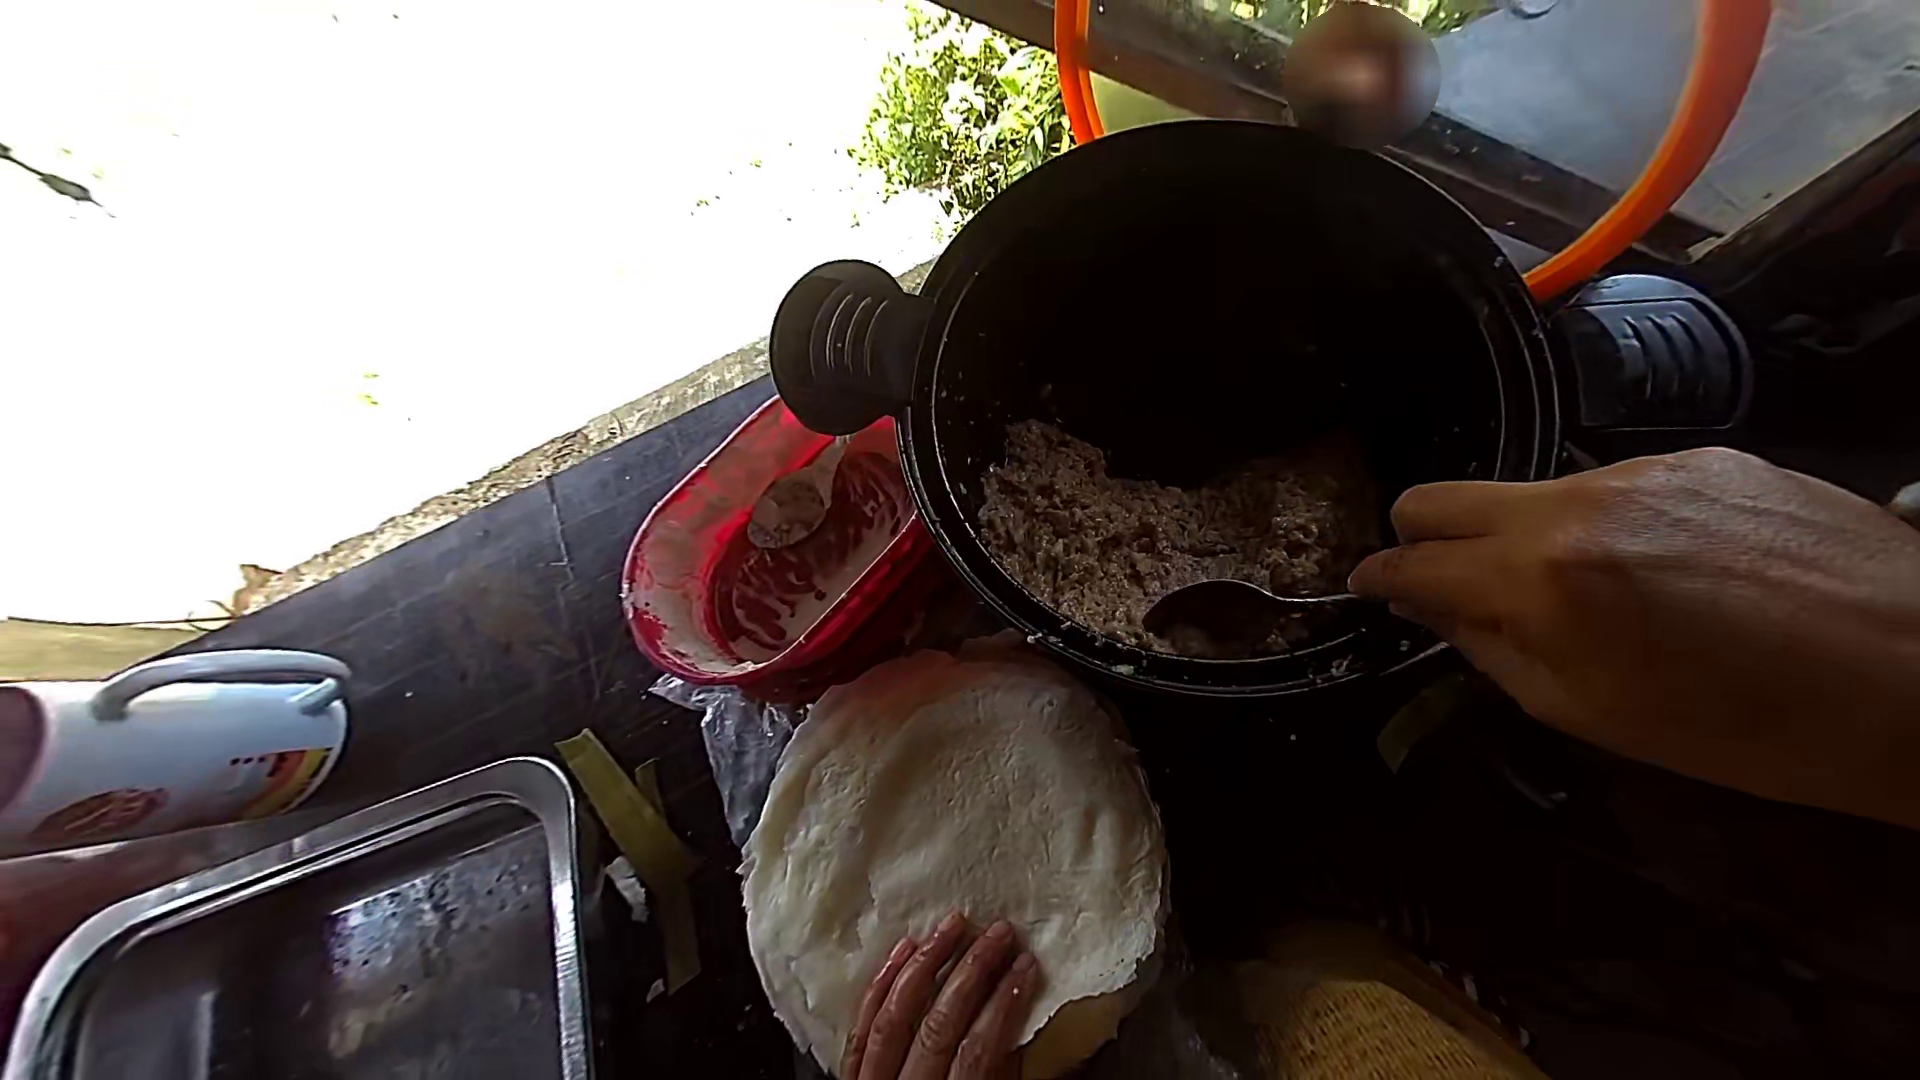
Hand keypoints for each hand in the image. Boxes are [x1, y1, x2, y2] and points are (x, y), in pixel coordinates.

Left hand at [841, 911, 1038, 1079]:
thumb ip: (1004, 1078)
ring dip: (928, 962)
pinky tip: (904, 946)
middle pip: (939, 1025)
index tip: (1027, 964)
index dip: (1004, 1004)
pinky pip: (862, 1026)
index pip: (978, 1053)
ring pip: (896, 1015)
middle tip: (999, 931)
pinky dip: (882, 982)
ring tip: (954, 923)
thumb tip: (1024, 1020)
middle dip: (973, 971)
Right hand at [1349, 448, 1919, 828]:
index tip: (1367, 586)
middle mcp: (1568, 508)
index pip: (1409, 561)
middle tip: (1441, 575)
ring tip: (1579, 582)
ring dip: (1513, 535)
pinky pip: (1597, 487)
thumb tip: (1424, 601)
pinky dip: (1590, 523)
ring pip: (1516, 493)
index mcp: (1535, 578)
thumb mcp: (1575, 705)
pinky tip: (1653, 560)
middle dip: (1415, 535)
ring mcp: (1633, 473)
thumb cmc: (1742, 726)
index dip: (1375, 577)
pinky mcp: (1694, 457)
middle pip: (1432, 497)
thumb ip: (1478, 641)